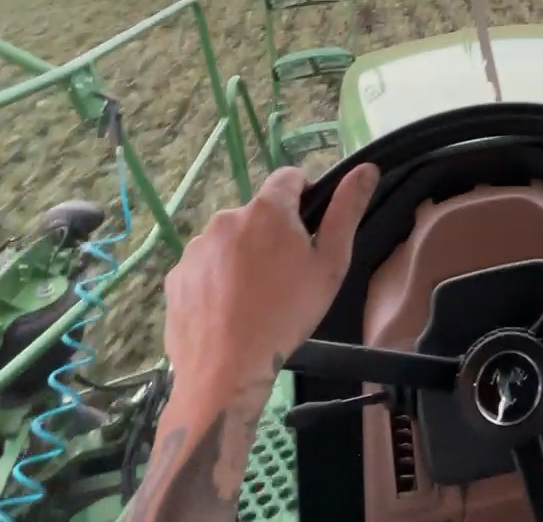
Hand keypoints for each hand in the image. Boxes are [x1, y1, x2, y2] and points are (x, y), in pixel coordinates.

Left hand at [162, 163, 378, 389]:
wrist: (225, 372)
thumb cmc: (288, 313)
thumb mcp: (330, 263)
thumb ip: (347, 210)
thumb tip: (366, 169)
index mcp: (267, 210)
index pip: (289, 177)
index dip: (305, 195)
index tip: (311, 230)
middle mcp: (227, 218)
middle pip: (259, 212)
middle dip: (274, 230)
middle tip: (288, 272)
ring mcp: (196, 248)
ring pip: (231, 238)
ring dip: (245, 252)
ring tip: (257, 294)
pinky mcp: (176, 277)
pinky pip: (205, 265)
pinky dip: (219, 277)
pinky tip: (229, 308)